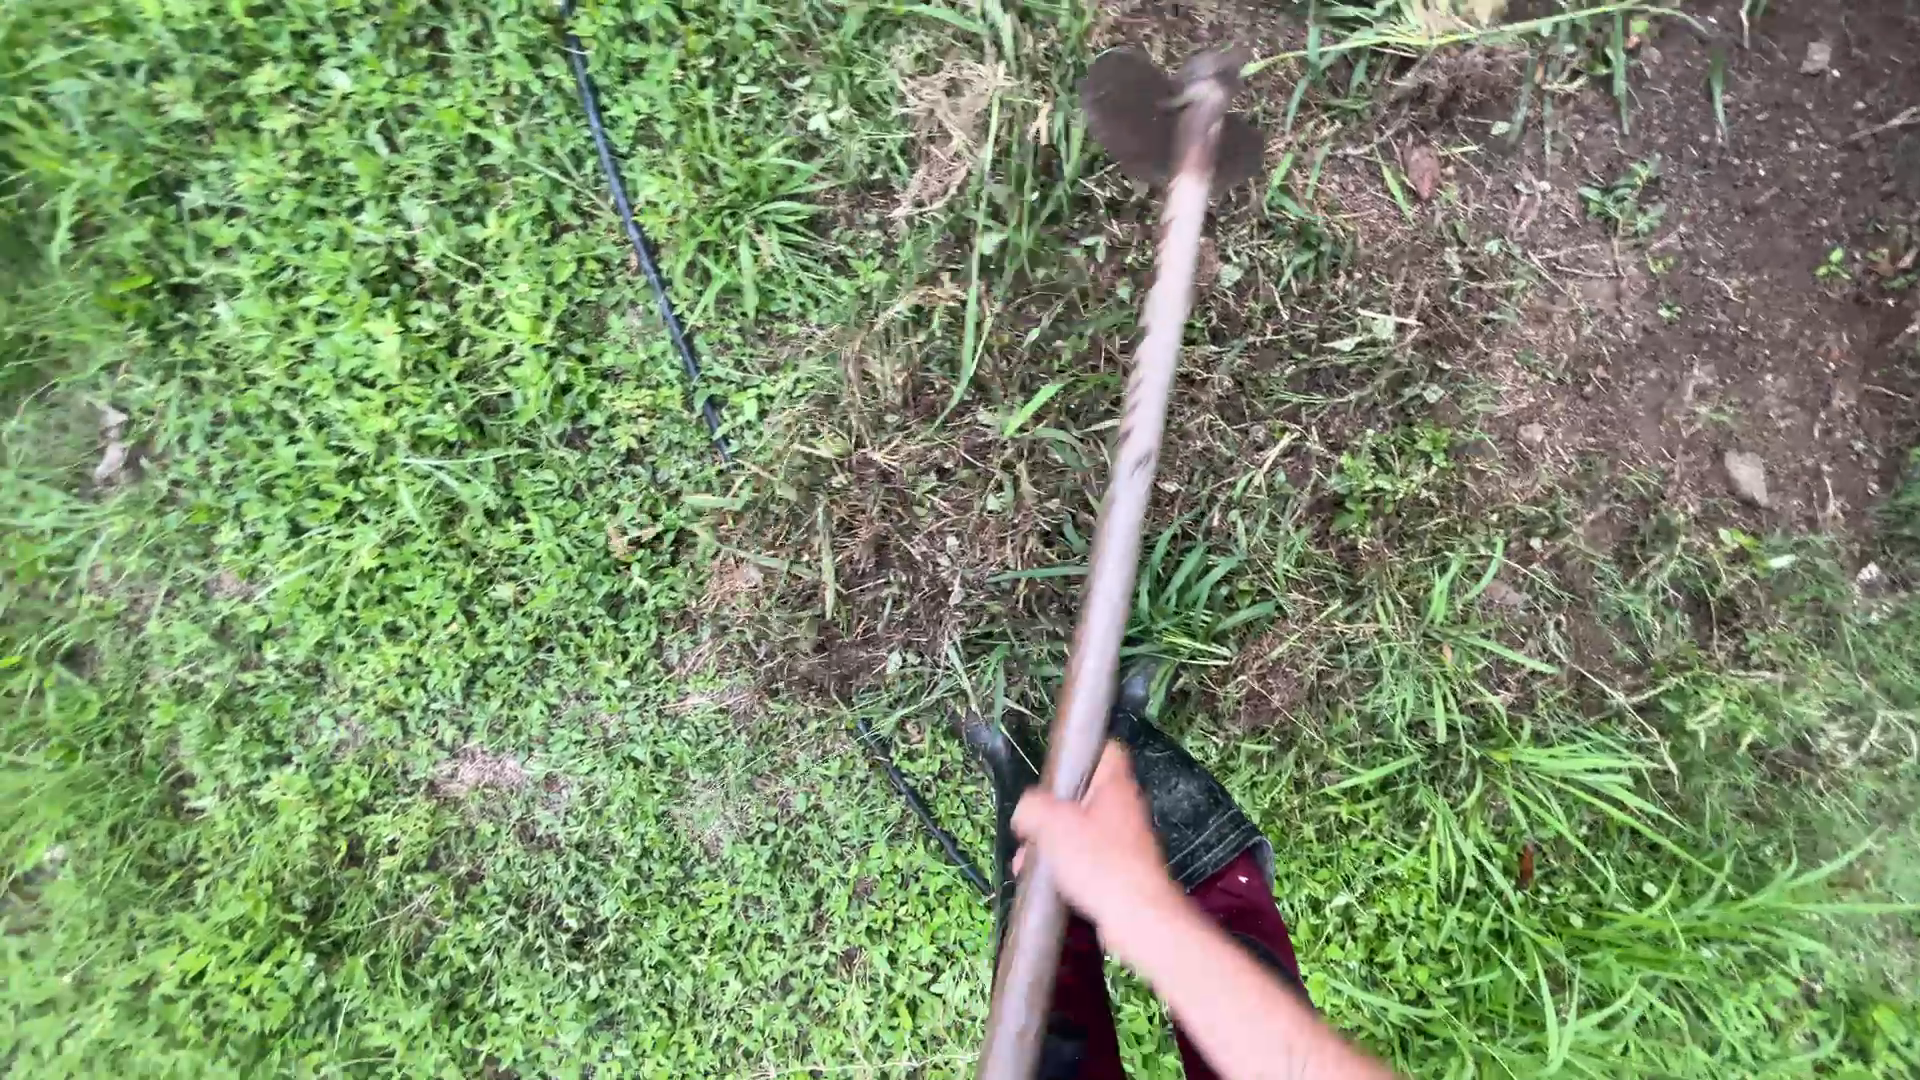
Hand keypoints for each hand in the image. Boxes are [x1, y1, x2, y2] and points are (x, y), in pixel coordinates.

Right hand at [1011, 741, 1183, 947]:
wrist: (1138, 919)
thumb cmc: (1099, 861)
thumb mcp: (1053, 824)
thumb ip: (1032, 807)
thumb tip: (1025, 812)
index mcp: (1115, 785)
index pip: (1105, 750)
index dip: (1080, 752)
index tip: (1055, 768)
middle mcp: (1124, 808)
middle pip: (1084, 793)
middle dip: (1052, 809)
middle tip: (1031, 823)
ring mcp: (1124, 841)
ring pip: (1081, 829)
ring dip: (1052, 842)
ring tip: (1026, 859)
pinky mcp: (1121, 871)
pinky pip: (1086, 858)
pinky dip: (1065, 865)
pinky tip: (1043, 881)